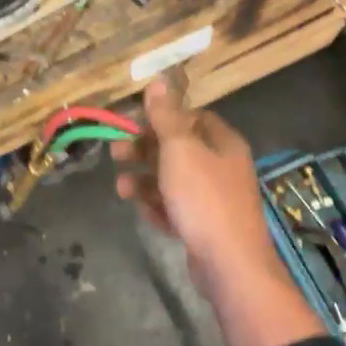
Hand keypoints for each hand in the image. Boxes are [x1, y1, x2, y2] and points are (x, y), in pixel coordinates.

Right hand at [111, 78, 276, 289]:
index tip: (132, 123)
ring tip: (121, 188)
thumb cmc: (204, 199)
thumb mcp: (180, 150)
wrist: (231, 267)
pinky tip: (143, 212)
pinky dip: (158, 207)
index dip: (161, 117)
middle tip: (115, 153)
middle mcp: (222, 166)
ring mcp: (215, 199)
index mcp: (222, 143)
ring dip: (144, 180)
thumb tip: (158, 79)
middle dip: (144, 150)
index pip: (191, 117)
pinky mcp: (206, 227)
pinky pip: (177, 208)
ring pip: (173, 180)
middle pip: (178, 148)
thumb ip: (166, 116)